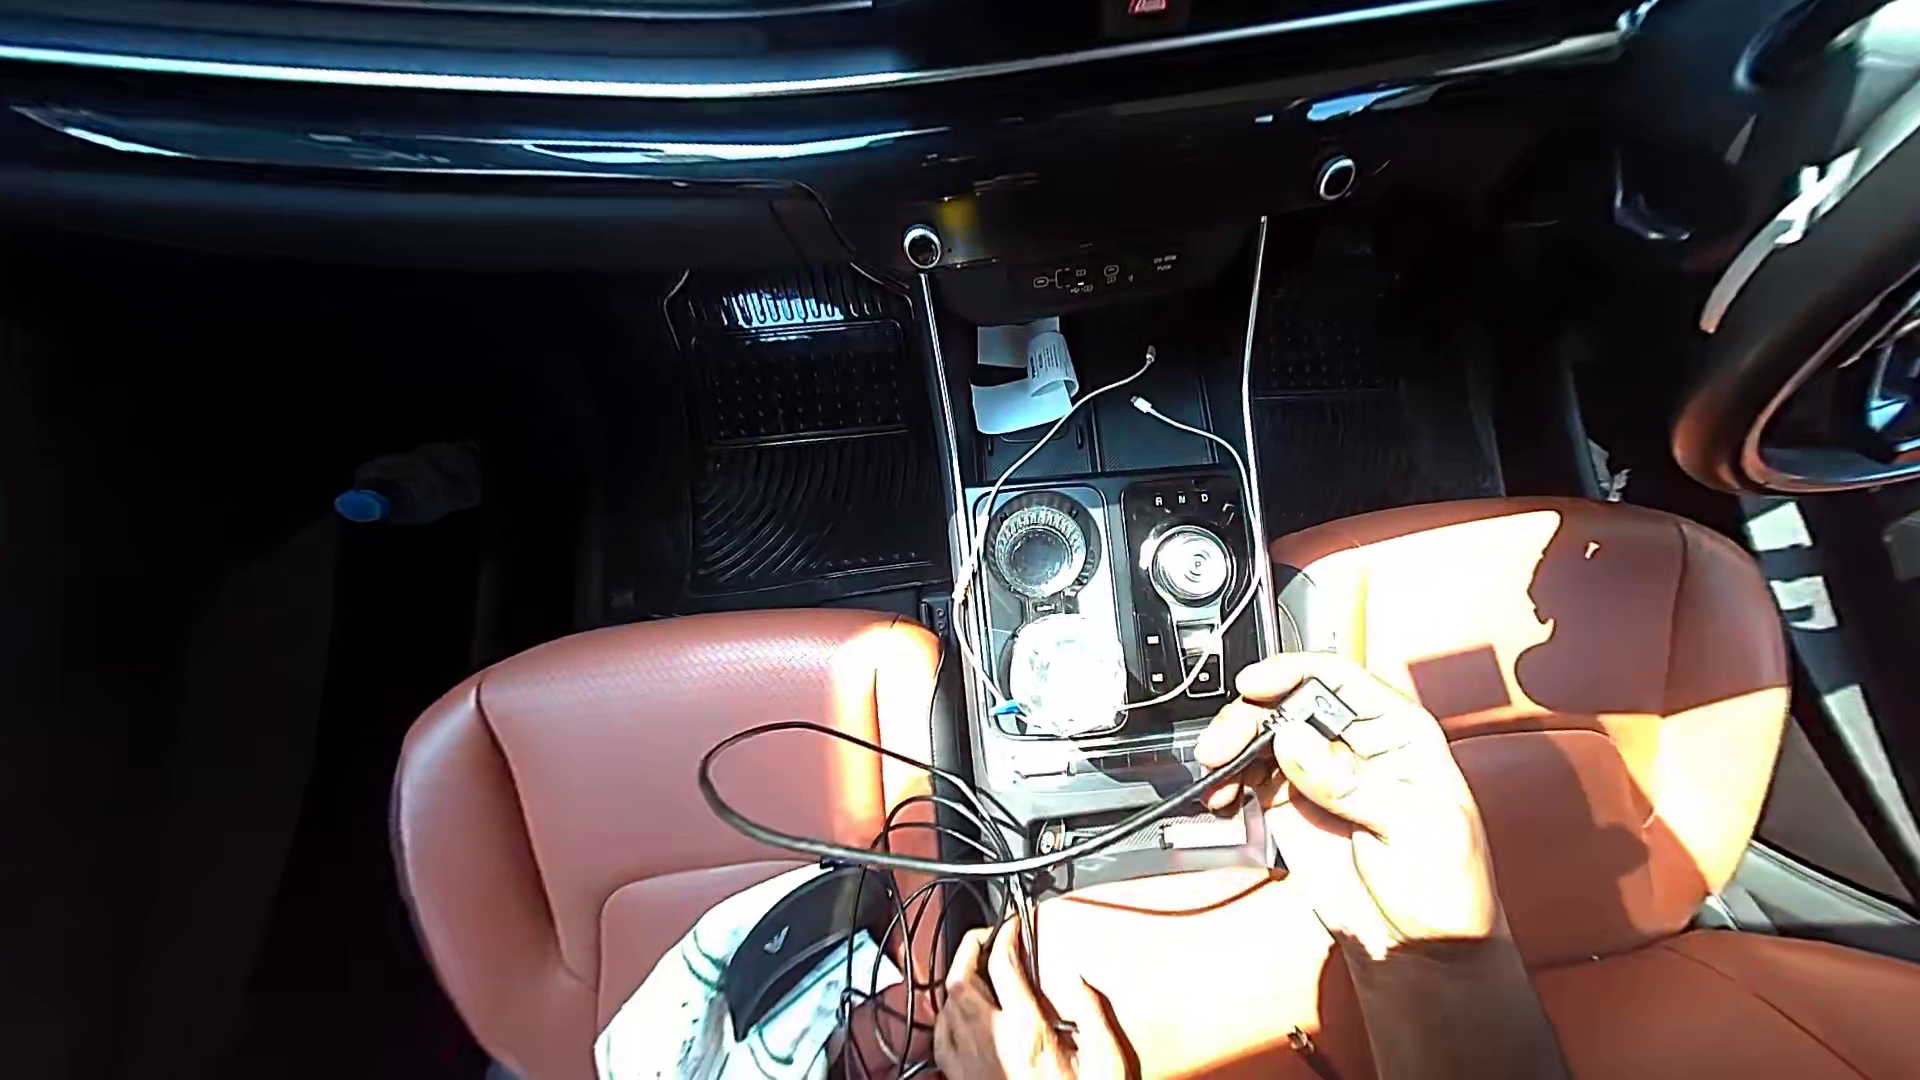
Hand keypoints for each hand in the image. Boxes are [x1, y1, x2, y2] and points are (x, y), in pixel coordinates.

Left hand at [934, 923, 1128, 1079]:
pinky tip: (961, 1012)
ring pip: (946, 1006)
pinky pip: (941, 1039)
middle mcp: (991, 1046)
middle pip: (961, 979)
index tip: (1014, 924)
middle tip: (988, 937)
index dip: (1006, 932)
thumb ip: (1097, 1021)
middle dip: (970, 947)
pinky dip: (947, 1015)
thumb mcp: (1108, 1069)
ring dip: (957, 978)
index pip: (1003, 964)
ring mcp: (970, 1068)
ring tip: (975, 968)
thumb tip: (1082, 982)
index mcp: (1027, 1036)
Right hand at [1195, 653, 1501, 958]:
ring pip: (1256, 728)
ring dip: (1228, 743)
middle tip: (1224, 744)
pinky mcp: (1283, 792)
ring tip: (1216, 771)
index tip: (1255, 684)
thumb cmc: (1444, 891)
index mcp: (1394, 731)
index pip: (1338, 677)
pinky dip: (1224, 774)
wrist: (1414, 950)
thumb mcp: (1418, 833)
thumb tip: (1293, 742)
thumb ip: (1354, 784)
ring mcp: (1311, 765)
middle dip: (1246, 715)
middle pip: (1283, 699)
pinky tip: (1221, 792)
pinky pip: (1243, 767)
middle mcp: (1347, 739)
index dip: (1292, 670)